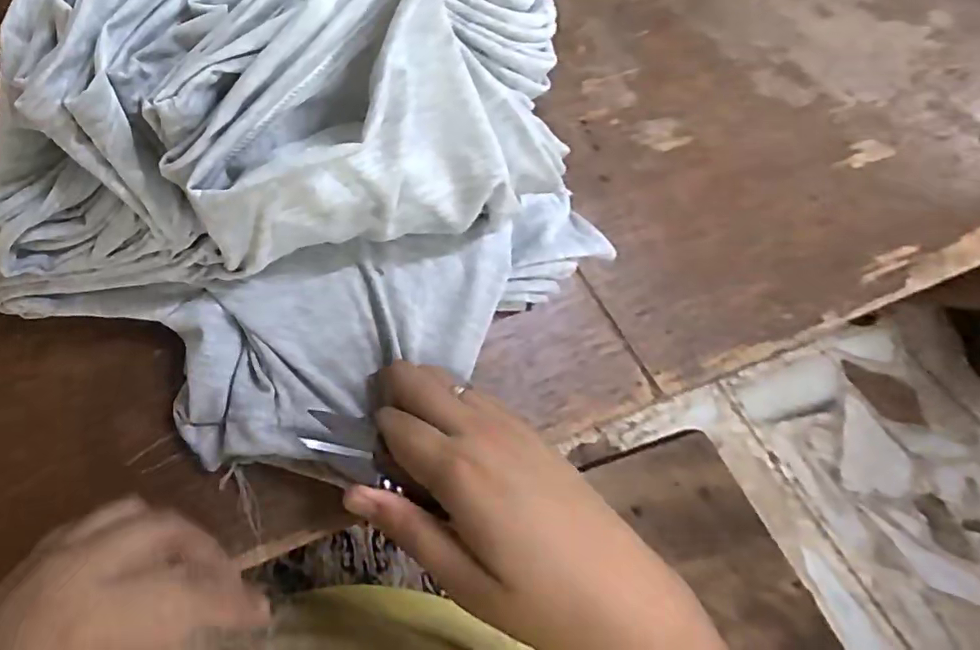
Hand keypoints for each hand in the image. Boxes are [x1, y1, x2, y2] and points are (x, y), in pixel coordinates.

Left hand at [0, 497, 269, 649]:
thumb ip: (160, 641)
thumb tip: (204, 630)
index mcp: (95, 613)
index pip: (186, 592)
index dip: (232, 603)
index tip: (263, 615)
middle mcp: (76, 564)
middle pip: (165, 530)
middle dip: (209, 556)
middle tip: (232, 591)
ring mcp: (50, 551)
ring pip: (132, 511)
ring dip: (171, 535)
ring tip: (192, 567)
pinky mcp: (31, 554)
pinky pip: (96, 520)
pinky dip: (130, 531)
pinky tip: (137, 563)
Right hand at [343, 363, 725, 649]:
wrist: (630, 604)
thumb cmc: (538, 603)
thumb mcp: (464, 581)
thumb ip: (405, 526)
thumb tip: (349, 490)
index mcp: (458, 468)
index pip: (392, 421)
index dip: (377, 441)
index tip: (385, 473)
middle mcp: (478, 429)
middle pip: (413, 376)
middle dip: (390, 395)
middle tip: (395, 446)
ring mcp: (507, 422)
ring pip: (443, 377)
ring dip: (422, 395)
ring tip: (427, 446)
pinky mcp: (528, 427)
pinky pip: (474, 392)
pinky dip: (452, 401)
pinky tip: (464, 445)